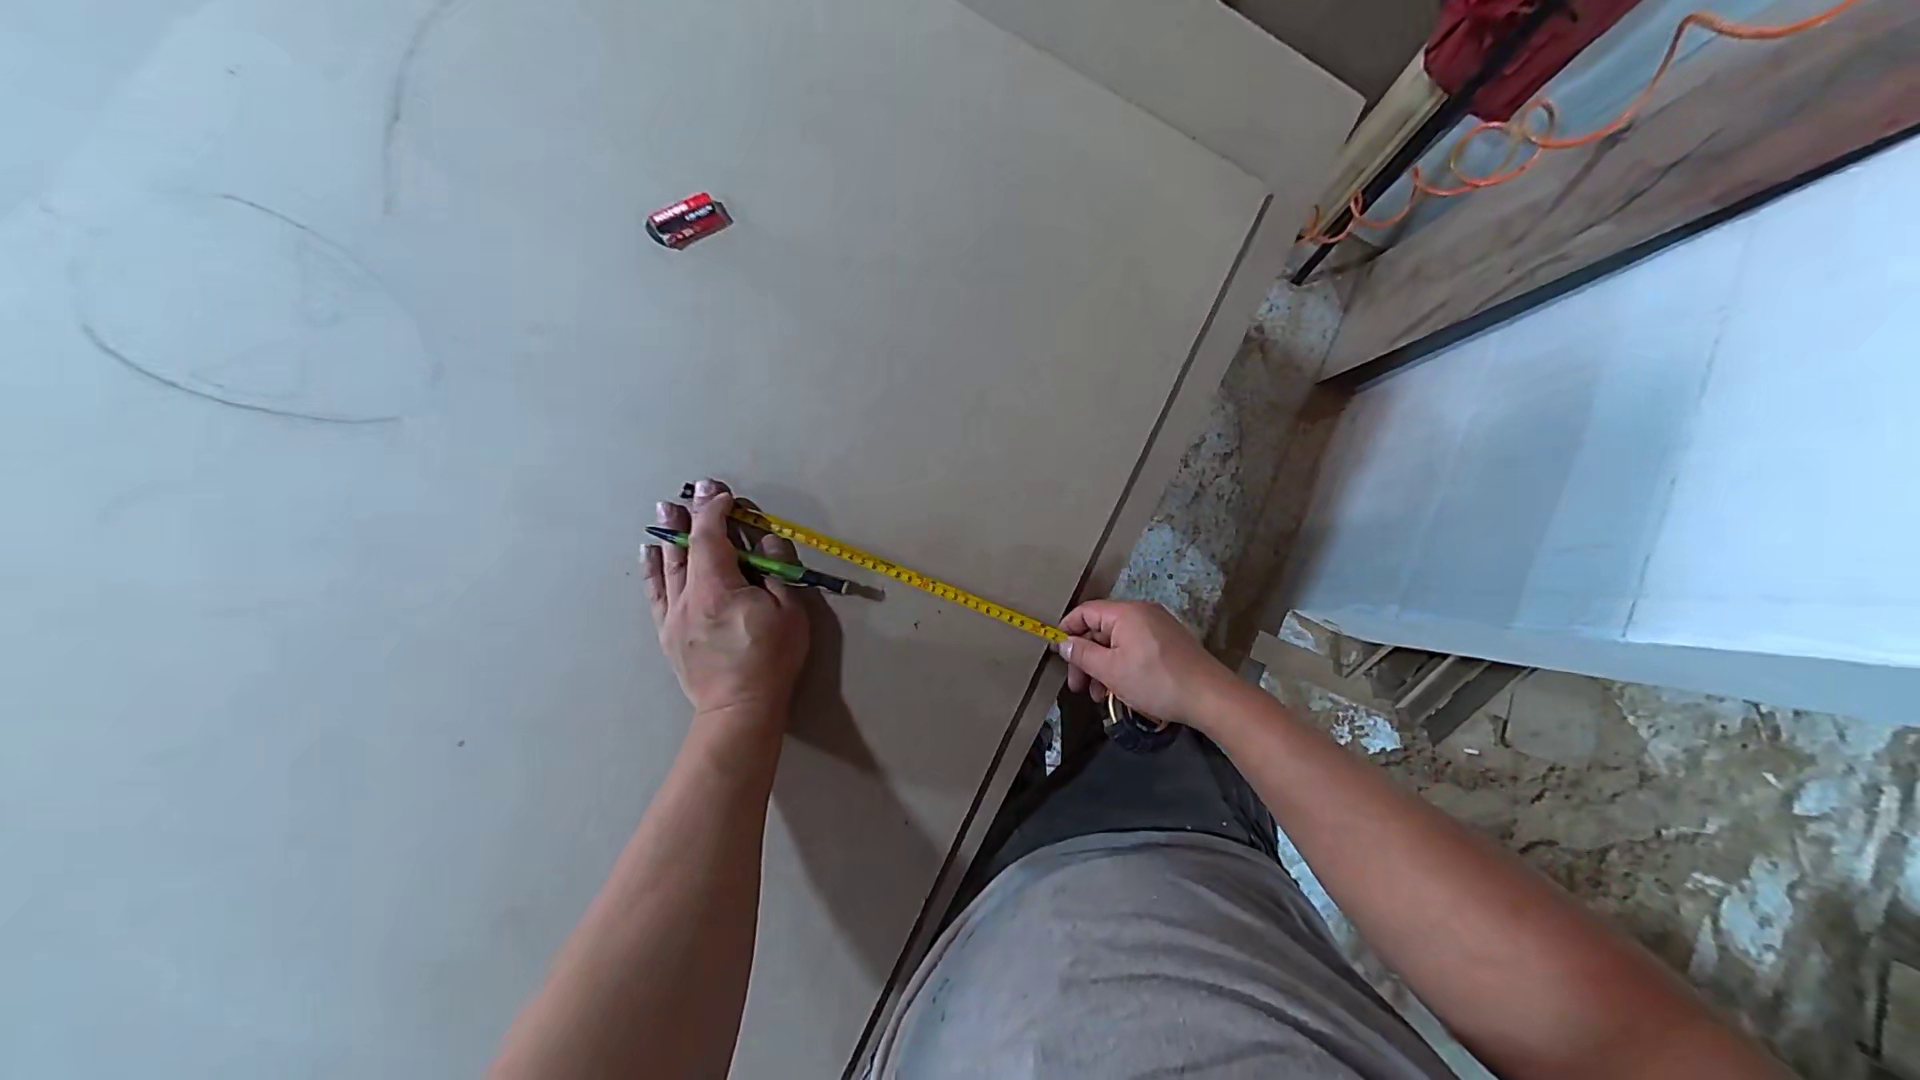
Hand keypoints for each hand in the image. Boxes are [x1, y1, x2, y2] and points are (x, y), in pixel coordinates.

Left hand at [643, 479, 810, 728]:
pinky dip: (652, 570)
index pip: (711, 538)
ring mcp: (674, 615)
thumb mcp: (789, 613)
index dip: (715, 511)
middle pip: (684, 548)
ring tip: (666, 512)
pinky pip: (655, 594)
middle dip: (688, 517)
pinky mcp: (668, 633)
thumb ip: (777, 571)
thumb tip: (765, 541)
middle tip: (688, 492)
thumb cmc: (771, 660)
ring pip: (667, 567)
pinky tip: (649, 554)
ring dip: (668, 537)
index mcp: (718, 588)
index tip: (722, 494)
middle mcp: (688, 596)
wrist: (738, 708)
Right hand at [1055, 600, 1237, 729]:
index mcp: (1126, 613)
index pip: (1085, 612)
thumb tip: (1064, 644)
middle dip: (1086, 658)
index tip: (1057, 653)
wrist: (1209, 697)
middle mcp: (1142, 613)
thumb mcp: (1110, 671)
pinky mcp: (1169, 643)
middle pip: (1101, 629)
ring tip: (1099, 696)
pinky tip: (1119, 690)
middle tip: (1077, 685)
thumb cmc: (1155, 681)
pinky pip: (1135, 648)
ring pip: (1118, 643)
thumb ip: (1083, 655)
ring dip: (1103, 667)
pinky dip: (1122, 666)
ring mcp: (1158, 627)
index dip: (1067, 630)